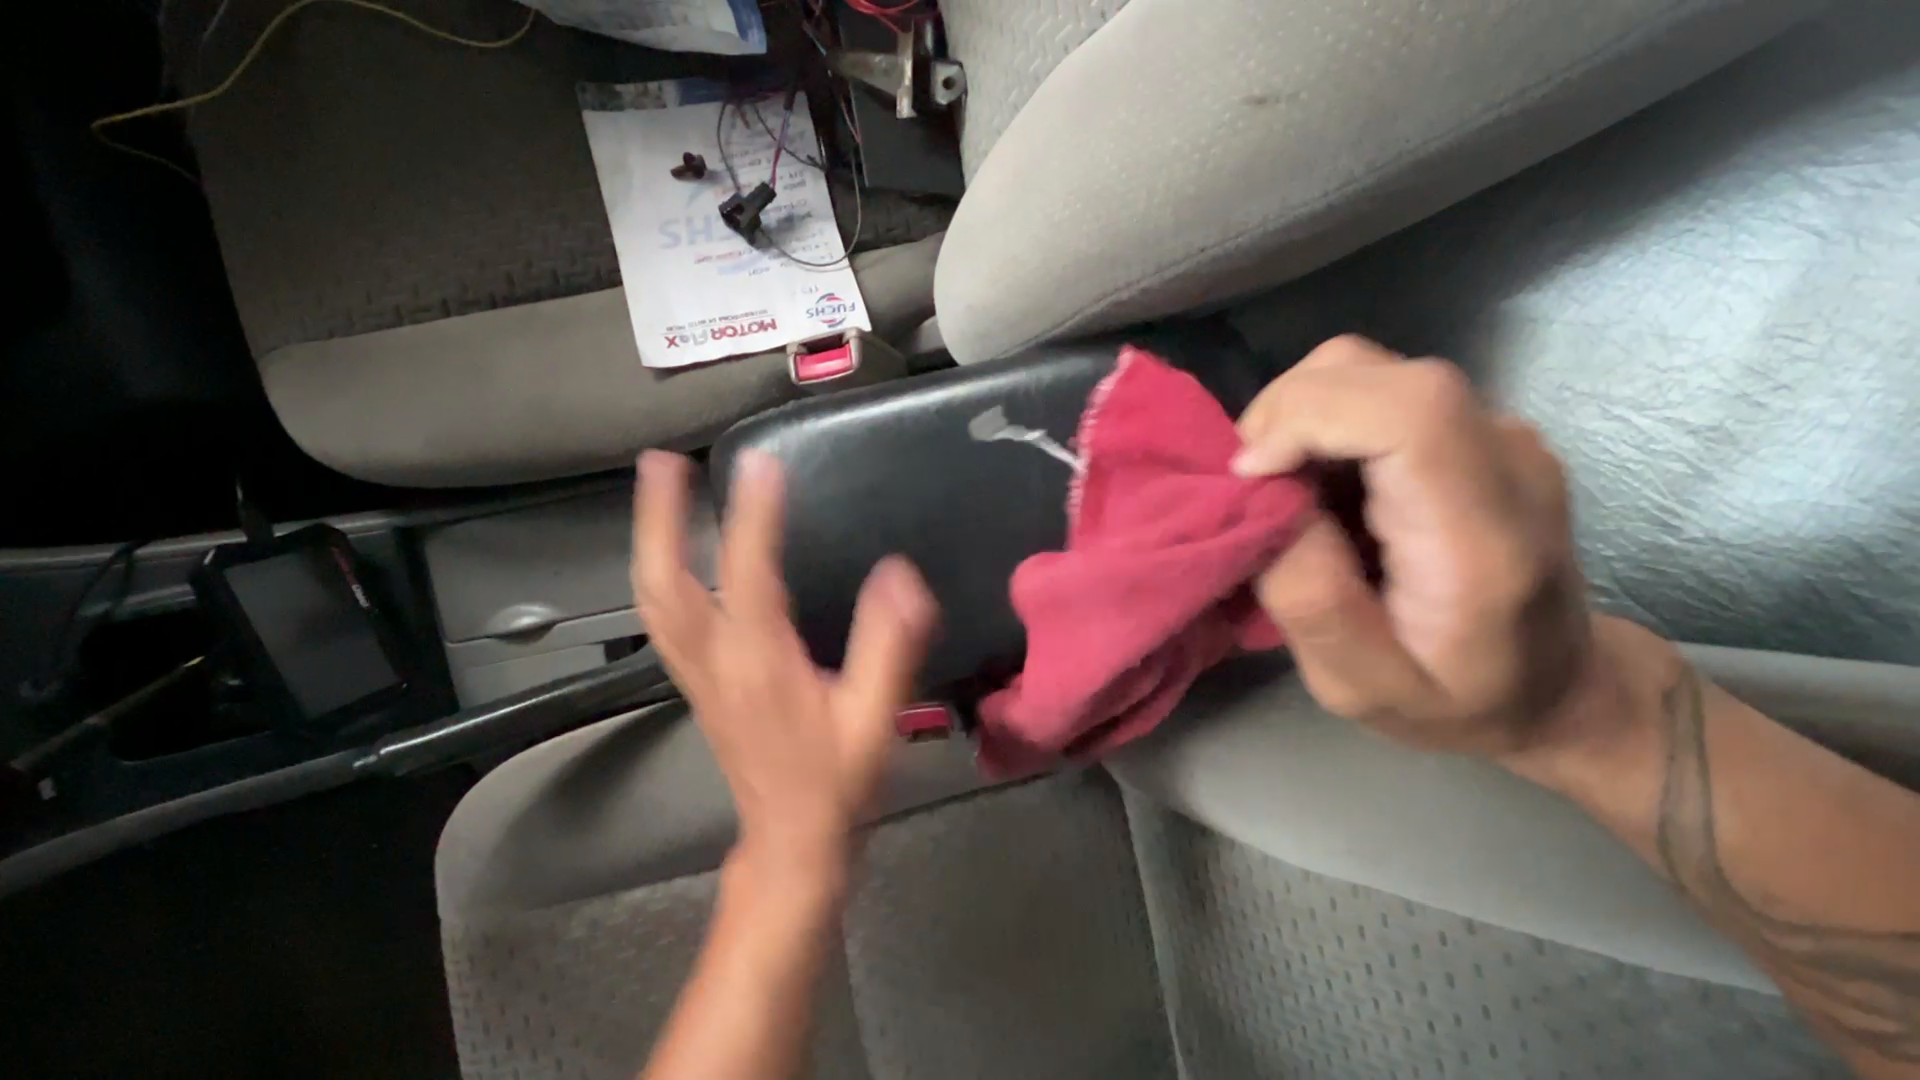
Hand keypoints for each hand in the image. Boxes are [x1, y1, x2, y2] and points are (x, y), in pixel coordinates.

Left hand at [632, 450, 938, 870]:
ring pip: (653, 598)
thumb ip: (888, 646)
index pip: (749, 576)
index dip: (755, 516)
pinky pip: (662, 617)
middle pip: (666, 582)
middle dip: (660, 518)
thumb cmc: (836, 779)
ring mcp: (695, 674)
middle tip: (663, 462)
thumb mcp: (873, 717)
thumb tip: (901, 576)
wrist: (790, 840)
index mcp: (760, 664)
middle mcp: (715, 661)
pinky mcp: (694, 683)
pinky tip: (668, 552)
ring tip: (656, 489)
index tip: (761, 462)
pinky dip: (658, 574)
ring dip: (650, 539)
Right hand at [1232, 335, 1600, 758]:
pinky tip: (1321, 482)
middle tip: (1253, 487)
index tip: (1252, 475)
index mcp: (1481, 536)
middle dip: (1285, 415)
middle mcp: (1505, 460)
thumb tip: (1266, 497)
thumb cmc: (1458, 704)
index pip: (1407, 413)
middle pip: (1375, 374)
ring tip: (1282, 486)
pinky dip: (1323, 420)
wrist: (1559, 690)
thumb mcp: (1360, 688)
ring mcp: (1498, 433)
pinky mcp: (1479, 427)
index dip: (1308, 418)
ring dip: (1299, 416)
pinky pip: (1378, 389)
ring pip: (1368, 368)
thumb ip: (1309, 599)